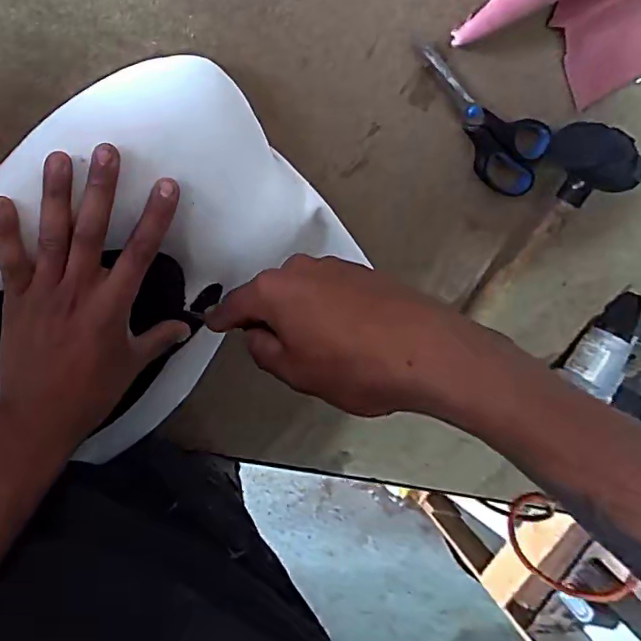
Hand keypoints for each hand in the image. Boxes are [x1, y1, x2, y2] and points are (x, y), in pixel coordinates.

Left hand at [0, 145, 189, 450]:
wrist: (36, 417)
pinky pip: (11, 261)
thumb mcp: (131, 365)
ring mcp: (44, 291)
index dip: (155, 217)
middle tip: (106, 152)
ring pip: (52, 236)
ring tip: (60, 159)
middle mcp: (78, 289)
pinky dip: (6, 232)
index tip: (166, 185)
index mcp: (111, 305)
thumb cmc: (90, 392)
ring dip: (56, 195)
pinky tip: (2, 201)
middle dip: (101, 189)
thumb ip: (159, 339)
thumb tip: (187, 326)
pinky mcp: (16, 298)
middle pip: (91, 230)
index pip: (139, 252)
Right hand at [206, 255, 517, 418]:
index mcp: (275, 291)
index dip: (222, 318)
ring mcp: (333, 267)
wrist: (426, 350)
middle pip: (270, 294)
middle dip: (269, 319)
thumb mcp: (296, 372)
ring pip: (302, 292)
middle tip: (279, 353)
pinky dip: (328, 310)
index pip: (236, 303)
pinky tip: (347, 337)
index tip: (214, 323)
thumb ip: (264, 352)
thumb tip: (259, 337)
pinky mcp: (361, 273)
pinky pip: (330, 291)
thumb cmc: (358, 365)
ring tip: (323, 351)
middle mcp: (300, 270)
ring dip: (302, 314)